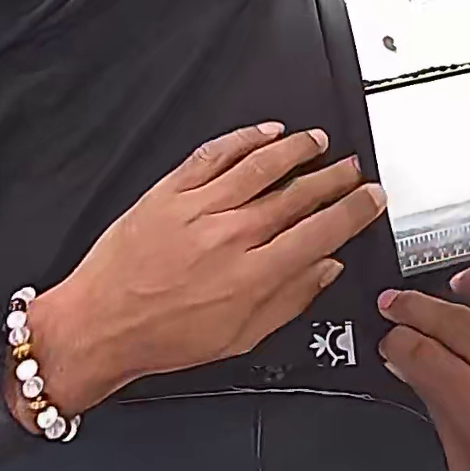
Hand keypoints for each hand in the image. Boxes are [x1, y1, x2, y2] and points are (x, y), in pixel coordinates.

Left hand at [28, 122, 385, 416]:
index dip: (354, 211)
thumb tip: (325, 269)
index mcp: (252, 275)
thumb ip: (289, 299)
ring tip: (317, 142)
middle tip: (351, 168)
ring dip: (296, 149)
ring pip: (260, 166)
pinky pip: (214, 155)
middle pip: (297, 194)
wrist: (100, 323)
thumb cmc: (163, 335)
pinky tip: (264, 133)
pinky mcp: (170, 191)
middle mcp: (229, 235)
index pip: (320, 232)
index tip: (370, 198)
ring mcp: (198, 208)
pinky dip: (243, 139)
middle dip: (333, 178)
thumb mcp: (239, 337)